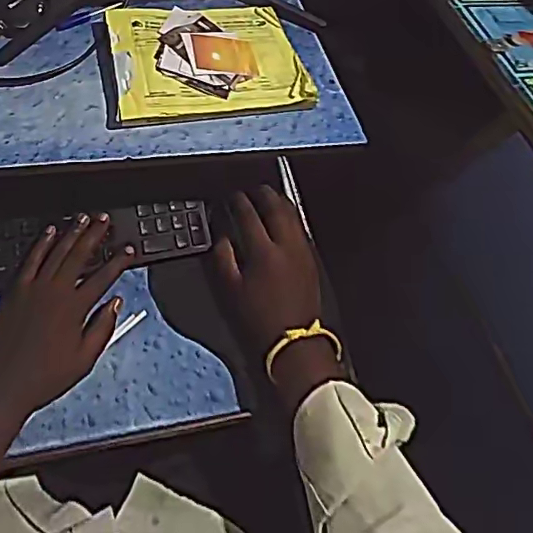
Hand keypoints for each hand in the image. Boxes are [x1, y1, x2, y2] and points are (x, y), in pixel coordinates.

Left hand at [0, 214, 134, 469]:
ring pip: (56, 251)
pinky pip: (31, 257)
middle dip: (95, 235)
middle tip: (104, 220)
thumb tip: (115, 304)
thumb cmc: (42, 378)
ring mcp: (33, 287)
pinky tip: (49, 231)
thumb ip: (102, 329)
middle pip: (80, 255)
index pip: (103, 277)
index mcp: (74, 309)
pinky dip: (41, 242)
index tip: (127, 250)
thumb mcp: (83, 360)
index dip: (118, 261)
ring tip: (83, 218)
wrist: (2, 384)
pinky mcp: (15, 288)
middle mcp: (55, 292)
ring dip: (71, 232)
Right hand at [211, 187, 346, 413]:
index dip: (237, 201)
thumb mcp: (230, 288)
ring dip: (279, 202)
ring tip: (269, 197)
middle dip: (262, 194)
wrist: (293, 343)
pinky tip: (284, 218)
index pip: (248, 214)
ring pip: (293, 216)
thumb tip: (221, 236)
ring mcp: (302, 253)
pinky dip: (291, 217)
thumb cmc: (260, 319)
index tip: (231, 198)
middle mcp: (286, 247)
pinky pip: (301, 228)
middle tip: (252, 189)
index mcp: (263, 252)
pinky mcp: (311, 261)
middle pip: (275, 208)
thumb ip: (223, 256)